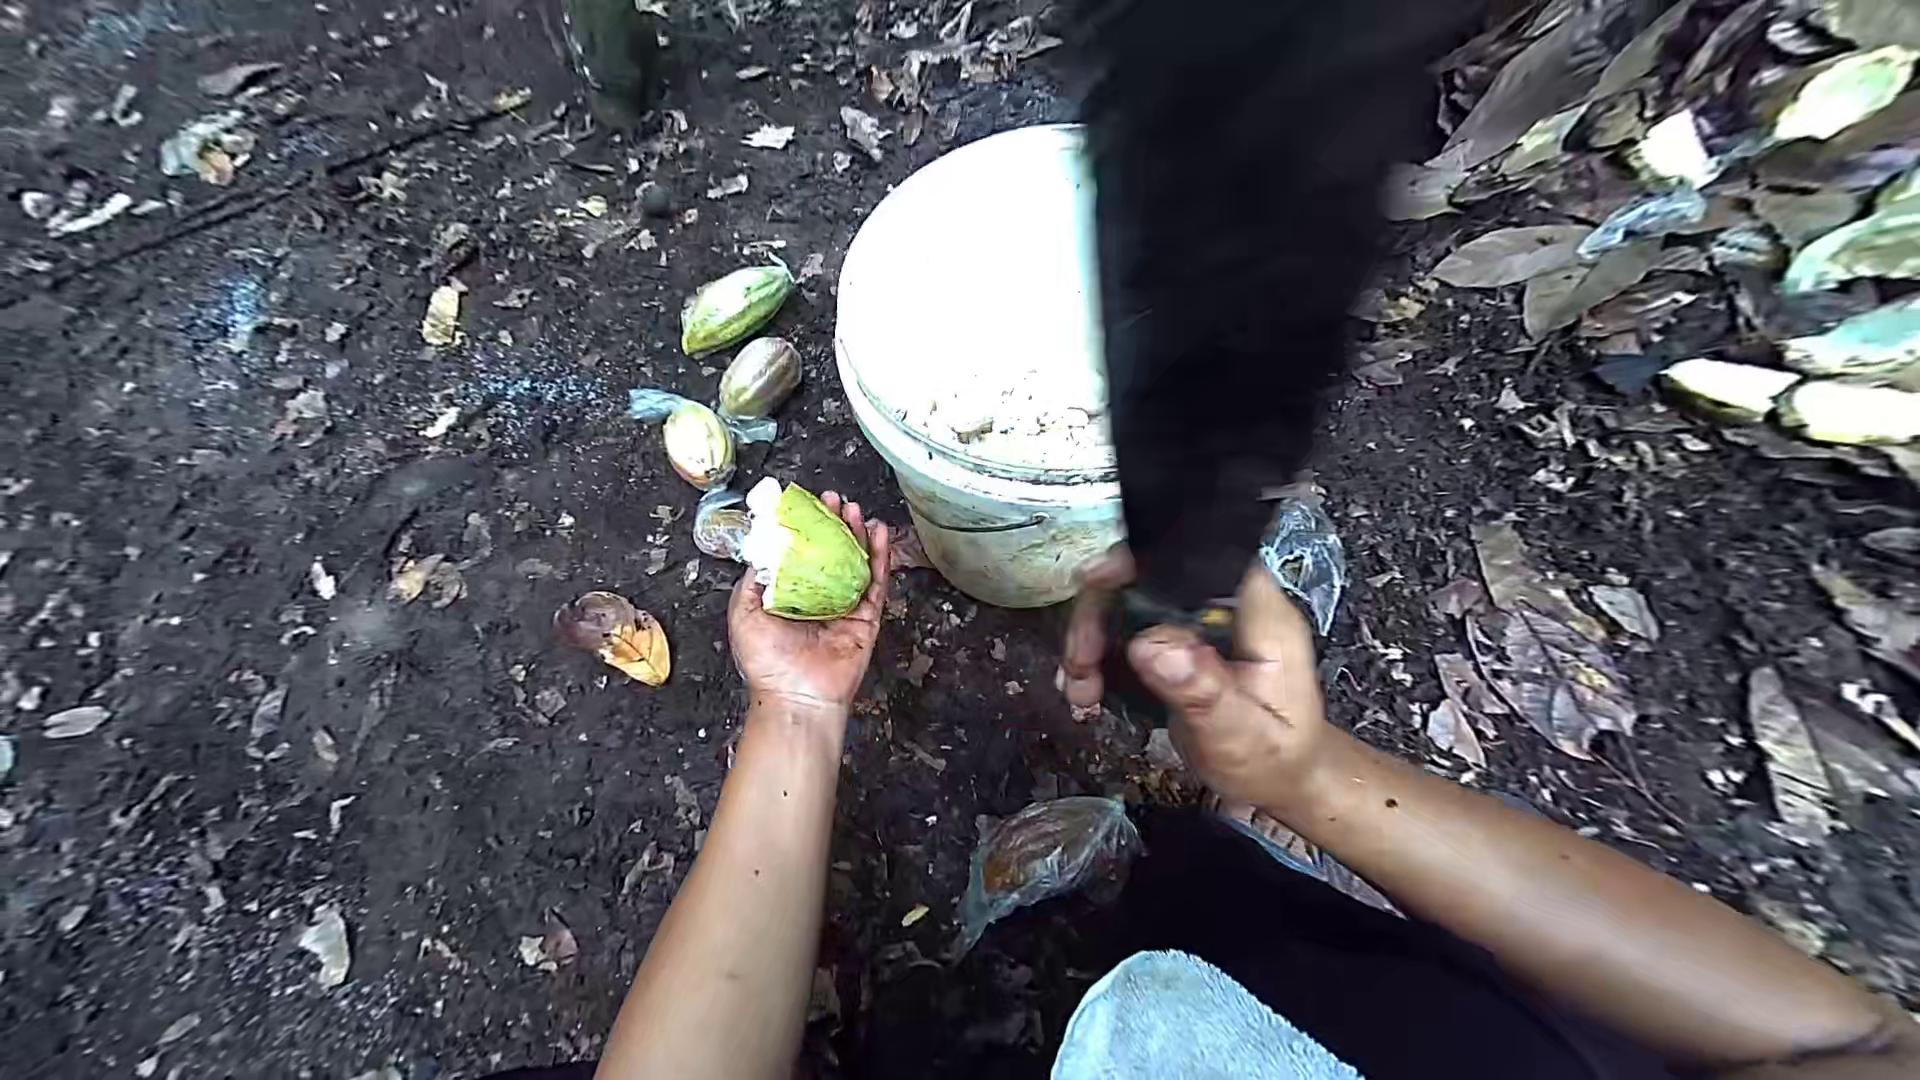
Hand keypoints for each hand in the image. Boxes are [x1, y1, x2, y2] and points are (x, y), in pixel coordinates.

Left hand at [728, 491, 890, 719]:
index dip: (807, 527)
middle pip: (833, 552)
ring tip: (855, 509)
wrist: (796, 695)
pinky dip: (880, 555)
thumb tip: (764, 547)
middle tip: (834, 500)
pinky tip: (878, 532)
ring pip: (857, 561)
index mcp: (793, 595)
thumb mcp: (744, 612)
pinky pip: (877, 581)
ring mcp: (846, 606)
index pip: (804, 553)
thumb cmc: (768, 661)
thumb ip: (754, 579)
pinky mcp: (867, 617)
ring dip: (857, 533)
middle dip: (834, 524)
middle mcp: (821, 597)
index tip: (807, 505)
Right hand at [1060, 548, 1331, 807]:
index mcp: (1254, 612)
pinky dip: (1095, 657)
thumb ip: (1202, 692)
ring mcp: (1192, 622)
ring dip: (1090, 639)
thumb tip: (1150, 645)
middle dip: (1100, 613)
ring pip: (1122, 603)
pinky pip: (1120, 631)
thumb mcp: (1243, 736)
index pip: (1195, 557)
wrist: (1279, 778)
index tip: (1097, 587)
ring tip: (1081, 687)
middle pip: (1144, 577)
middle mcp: (1220, 606)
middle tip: (1081, 660)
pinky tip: (1086, 689)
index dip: (1140, 560)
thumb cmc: (1275, 759)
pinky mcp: (1171, 640)